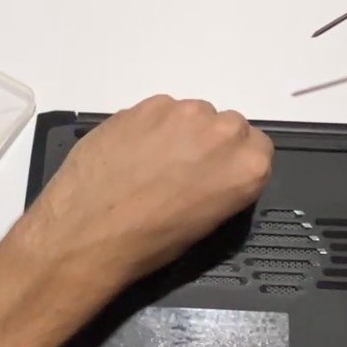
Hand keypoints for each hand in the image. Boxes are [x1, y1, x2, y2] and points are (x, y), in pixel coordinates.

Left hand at [17, 96, 273, 292]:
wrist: (88, 231)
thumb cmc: (151, 242)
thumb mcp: (206, 224)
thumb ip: (223, 184)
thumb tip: (213, 173)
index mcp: (247, 166)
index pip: (258, 148)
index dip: (234, 163)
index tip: (216, 176)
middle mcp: (221, 131)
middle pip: (227, 126)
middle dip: (208, 144)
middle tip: (183, 171)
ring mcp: (181, 112)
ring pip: (192, 114)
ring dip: (179, 133)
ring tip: (151, 164)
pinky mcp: (144, 104)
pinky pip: (159, 111)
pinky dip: (150, 128)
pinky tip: (130, 154)